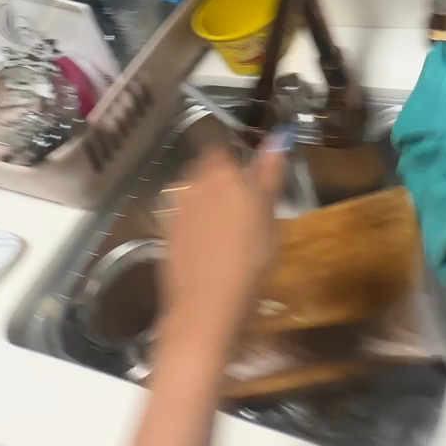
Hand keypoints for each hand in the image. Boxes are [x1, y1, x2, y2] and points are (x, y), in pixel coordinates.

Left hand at [157, 131, 288, 350]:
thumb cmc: (248, 256)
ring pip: (197, 198)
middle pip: (207, 172)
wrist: (207, 308)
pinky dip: (200, 230)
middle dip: (223, 182)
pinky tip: (215, 251)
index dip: (238, 160)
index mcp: (218, 171)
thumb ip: (270, 171)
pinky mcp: (167, 241)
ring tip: (232, 231)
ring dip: (211, 205)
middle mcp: (191, 185)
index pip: (224, 149)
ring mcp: (175, 214)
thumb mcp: (269, 211)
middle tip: (248, 206)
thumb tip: (278, 136)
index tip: (254, 178)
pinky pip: (188, 224)